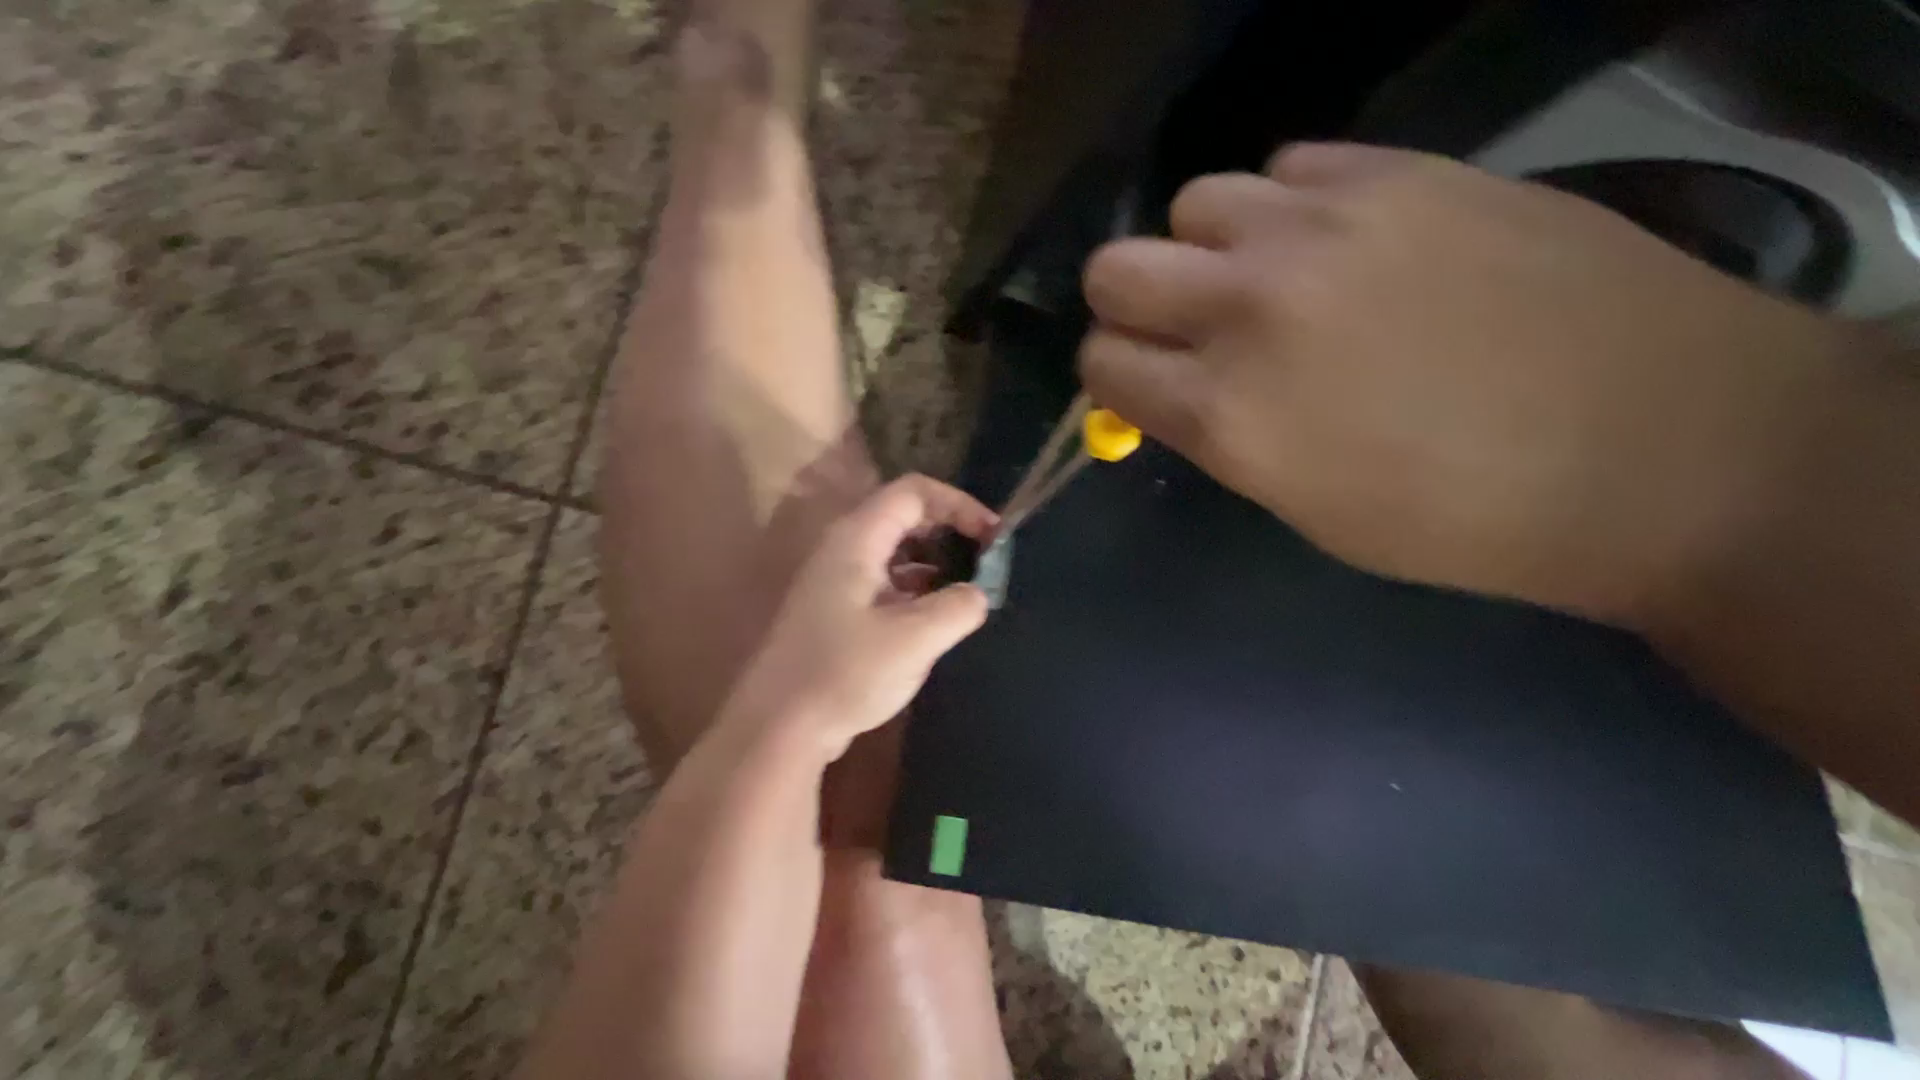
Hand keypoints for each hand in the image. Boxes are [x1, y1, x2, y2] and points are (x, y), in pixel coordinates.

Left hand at [719, 474, 997, 761]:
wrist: (779, 726)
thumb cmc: (844, 673)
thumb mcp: (913, 640)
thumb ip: (957, 608)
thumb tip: (978, 594)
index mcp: (857, 540)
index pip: (914, 492)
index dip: (958, 504)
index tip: (993, 536)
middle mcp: (843, 550)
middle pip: (904, 517)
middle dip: (950, 532)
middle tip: (987, 562)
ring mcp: (836, 583)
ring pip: (895, 554)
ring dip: (935, 565)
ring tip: (970, 593)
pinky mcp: (836, 614)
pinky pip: (885, 584)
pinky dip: (916, 591)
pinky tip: (937, 621)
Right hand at [1079, 143, 1863, 621]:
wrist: (1656, 445)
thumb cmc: (1468, 519)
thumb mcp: (1310, 509)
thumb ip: (1225, 437)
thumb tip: (1179, 387)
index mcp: (1228, 415)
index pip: (1103, 363)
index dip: (1115, 376)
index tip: (1146, 382)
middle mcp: (1251, 309)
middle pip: (1114, 268)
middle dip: (1135, 303)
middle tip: (1189, 325)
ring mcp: (1323, 227)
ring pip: (1194, 202)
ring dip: (1212, 246)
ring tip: (1273, 274)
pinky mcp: (1398, 172)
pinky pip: (1290, 167)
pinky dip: (1293, 206)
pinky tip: (1346, 241)